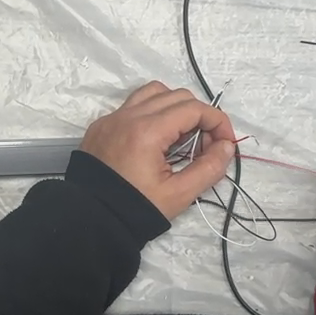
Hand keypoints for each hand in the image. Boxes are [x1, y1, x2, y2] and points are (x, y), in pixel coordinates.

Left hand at [80, 82, 236, 219]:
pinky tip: (155, 140)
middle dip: (199, 116)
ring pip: (153, 93)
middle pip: (177, 96)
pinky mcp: (101, 126)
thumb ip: (209, 168)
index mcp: (148, 131)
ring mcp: (112, 118)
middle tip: (205, 145)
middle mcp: (128, 115)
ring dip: (174, 107)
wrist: (89, 221)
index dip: (218, 122)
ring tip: (181, 136)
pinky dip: (151, 113)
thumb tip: (226, 146)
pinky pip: (132, 105)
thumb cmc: (136, 210)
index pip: (194, 109)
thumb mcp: (179, 194)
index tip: (224, 143)